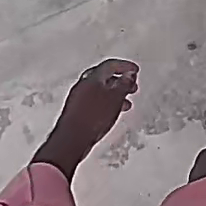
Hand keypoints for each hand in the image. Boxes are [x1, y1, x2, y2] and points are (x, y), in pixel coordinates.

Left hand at [32, 59, 138, 178]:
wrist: (72, 140)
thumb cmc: (91, 118)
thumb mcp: (115, 98)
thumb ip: (124, 84)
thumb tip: (129, 75)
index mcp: (92, 78)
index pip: (110, 65)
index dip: (125, 66)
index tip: (134, 69)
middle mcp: (83, 85)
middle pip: (104, 77)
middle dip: (120, 80)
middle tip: (131, 84)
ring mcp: (78, 99)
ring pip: (99, 90)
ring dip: (114, 93)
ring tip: (125, 101)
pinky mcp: (76, 112)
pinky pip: (94, 102)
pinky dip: (105, 103)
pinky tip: (110, 112)